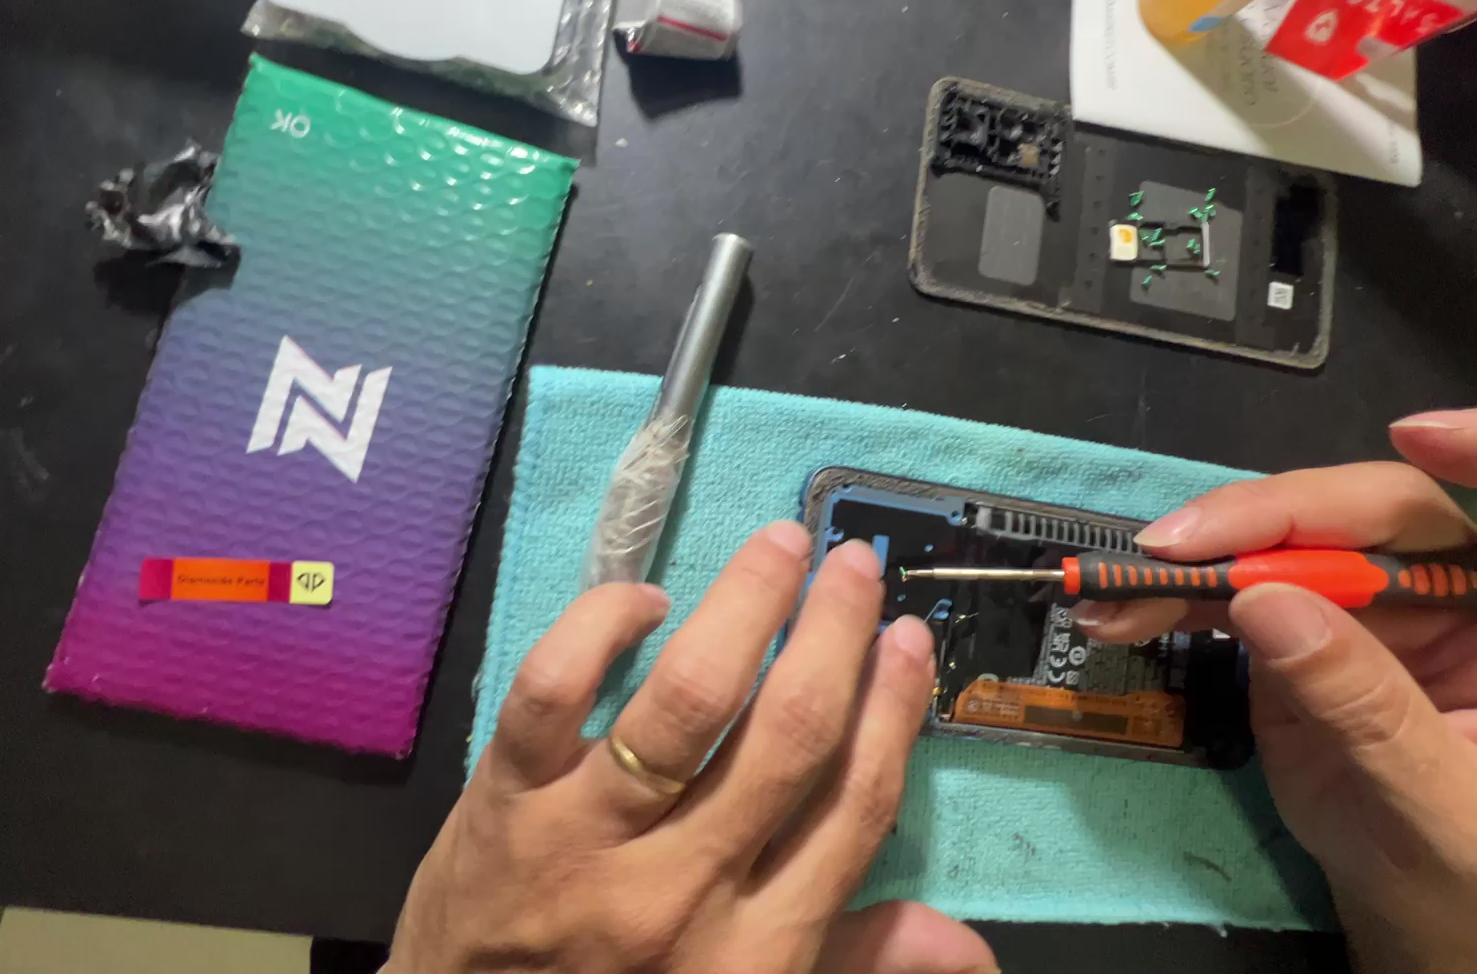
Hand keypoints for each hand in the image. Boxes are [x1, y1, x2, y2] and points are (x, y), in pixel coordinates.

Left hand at [385, 521, 996, 973]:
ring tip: (780, 544)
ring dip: (745, 606)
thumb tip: (971, 947)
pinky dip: (600, 625)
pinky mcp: (506, 794)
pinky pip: (555, 687)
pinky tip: (643, 600)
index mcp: (758, 946)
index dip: (891, 708)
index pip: (851, 805)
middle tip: (851, 561)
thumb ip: (852, 964)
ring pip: (687, 698)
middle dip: (832, 633)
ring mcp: (586, 834)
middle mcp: (682, 886)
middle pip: (785, 734)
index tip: (906, 635)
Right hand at [1078, 410, 1476, 973]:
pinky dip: (1172, 593)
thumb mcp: (1453, 815)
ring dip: (1203, 551)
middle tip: (1183, 545)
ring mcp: (1387, 604)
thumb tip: (1267, 603)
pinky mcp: (1303, 618)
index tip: (1420, 435)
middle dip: (1282, 515)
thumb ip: (1370, 709)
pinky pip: (1233, 583)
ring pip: (1295, 534)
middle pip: (1392, 510)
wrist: (1413, 912)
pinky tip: (1121, 612)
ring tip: (1124, 584)